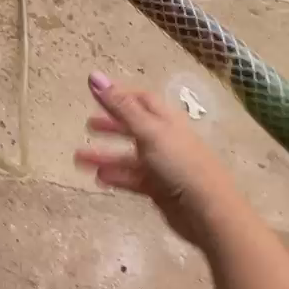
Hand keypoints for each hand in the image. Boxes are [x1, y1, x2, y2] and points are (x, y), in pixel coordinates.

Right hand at [73, 72, 247, 251]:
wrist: (209, 212)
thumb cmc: (180, 165)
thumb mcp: (148, 131)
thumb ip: (120, 106)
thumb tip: (93, 76)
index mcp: (166, 121)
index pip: (142, 100)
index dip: (120, 95)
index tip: (96, 94)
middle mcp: (165, 140)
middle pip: (134, 127)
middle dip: (110, 125)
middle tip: (88, 126)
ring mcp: (162, 165)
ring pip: (128, 156)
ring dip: (104, 155)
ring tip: (78, 159)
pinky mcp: (158, 188)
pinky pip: (132, 178)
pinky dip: (116, 176)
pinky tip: (99, 178)